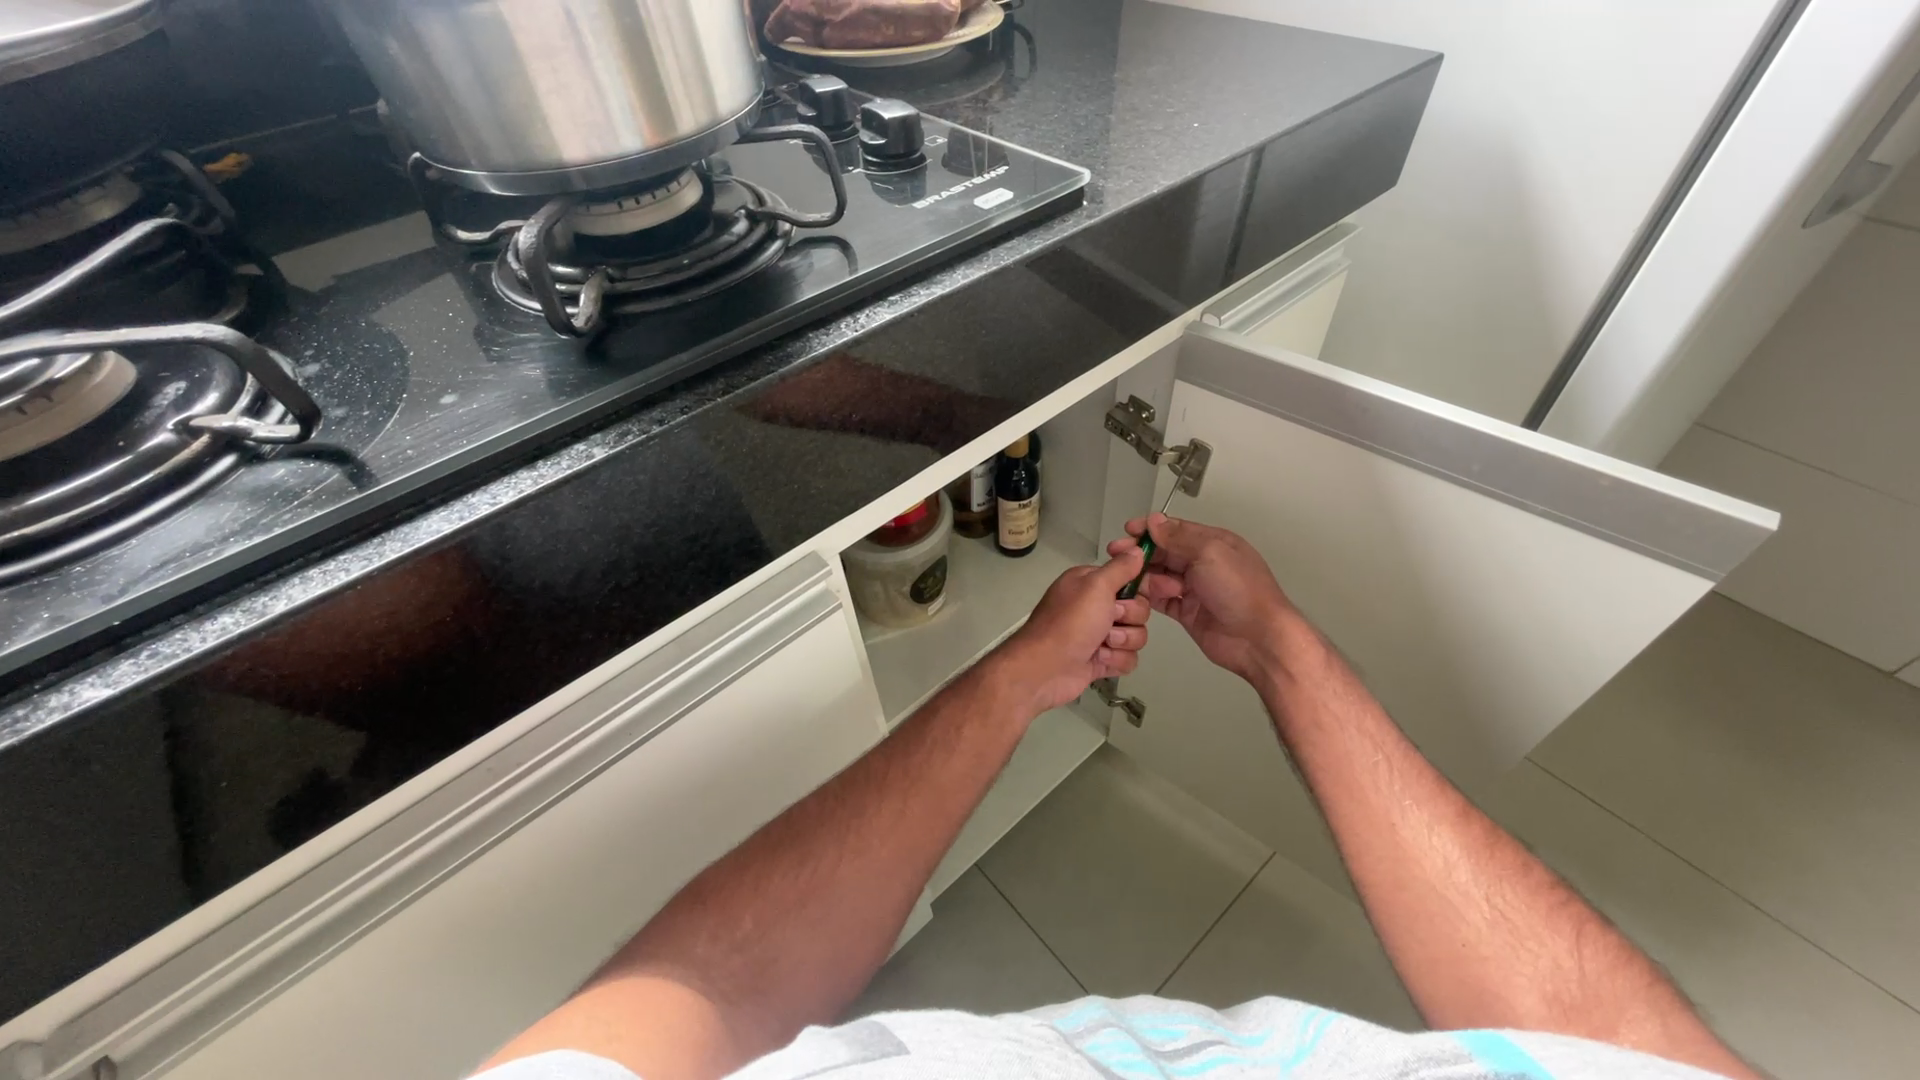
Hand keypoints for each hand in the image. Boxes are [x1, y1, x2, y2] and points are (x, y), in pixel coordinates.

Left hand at [994, 547, 1152, 713]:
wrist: (1045, 668)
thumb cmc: (1069, 622)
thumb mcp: (1095, 586)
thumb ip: (1120, 568)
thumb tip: (1137, 550)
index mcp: (1091, 584)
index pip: (1130, 580)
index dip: (1138, 589)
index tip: (1139, 594)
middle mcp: (1096, 607)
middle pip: (1138, 610)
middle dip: (1129, 618)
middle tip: (1109, 621)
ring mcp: (1099, 635)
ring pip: (1136, 636)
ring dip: (1122, 642)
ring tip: (1100, 645)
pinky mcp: (1101, 660)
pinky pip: (1128, 659)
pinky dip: (1116, 661)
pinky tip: (1098, 660)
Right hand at [1106, 513, 1300, 684]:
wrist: (1258, 639)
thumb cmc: (1243, 592)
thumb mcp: (1209, 553)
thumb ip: (1178, 537)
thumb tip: (1155, 521)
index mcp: (1212, 543)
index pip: (1174, 530)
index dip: (1150, 529)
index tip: (1128, 530)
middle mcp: (1203, 563)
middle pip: (1163, 553)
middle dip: (1141, 553)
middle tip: (1119, 556)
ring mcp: (1195, 588)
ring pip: (1159, 576)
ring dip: (1145, 577)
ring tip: (1136, 582)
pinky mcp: (1187, 612)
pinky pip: (1160, 600)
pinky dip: (1148, 598)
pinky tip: (1138, 597)